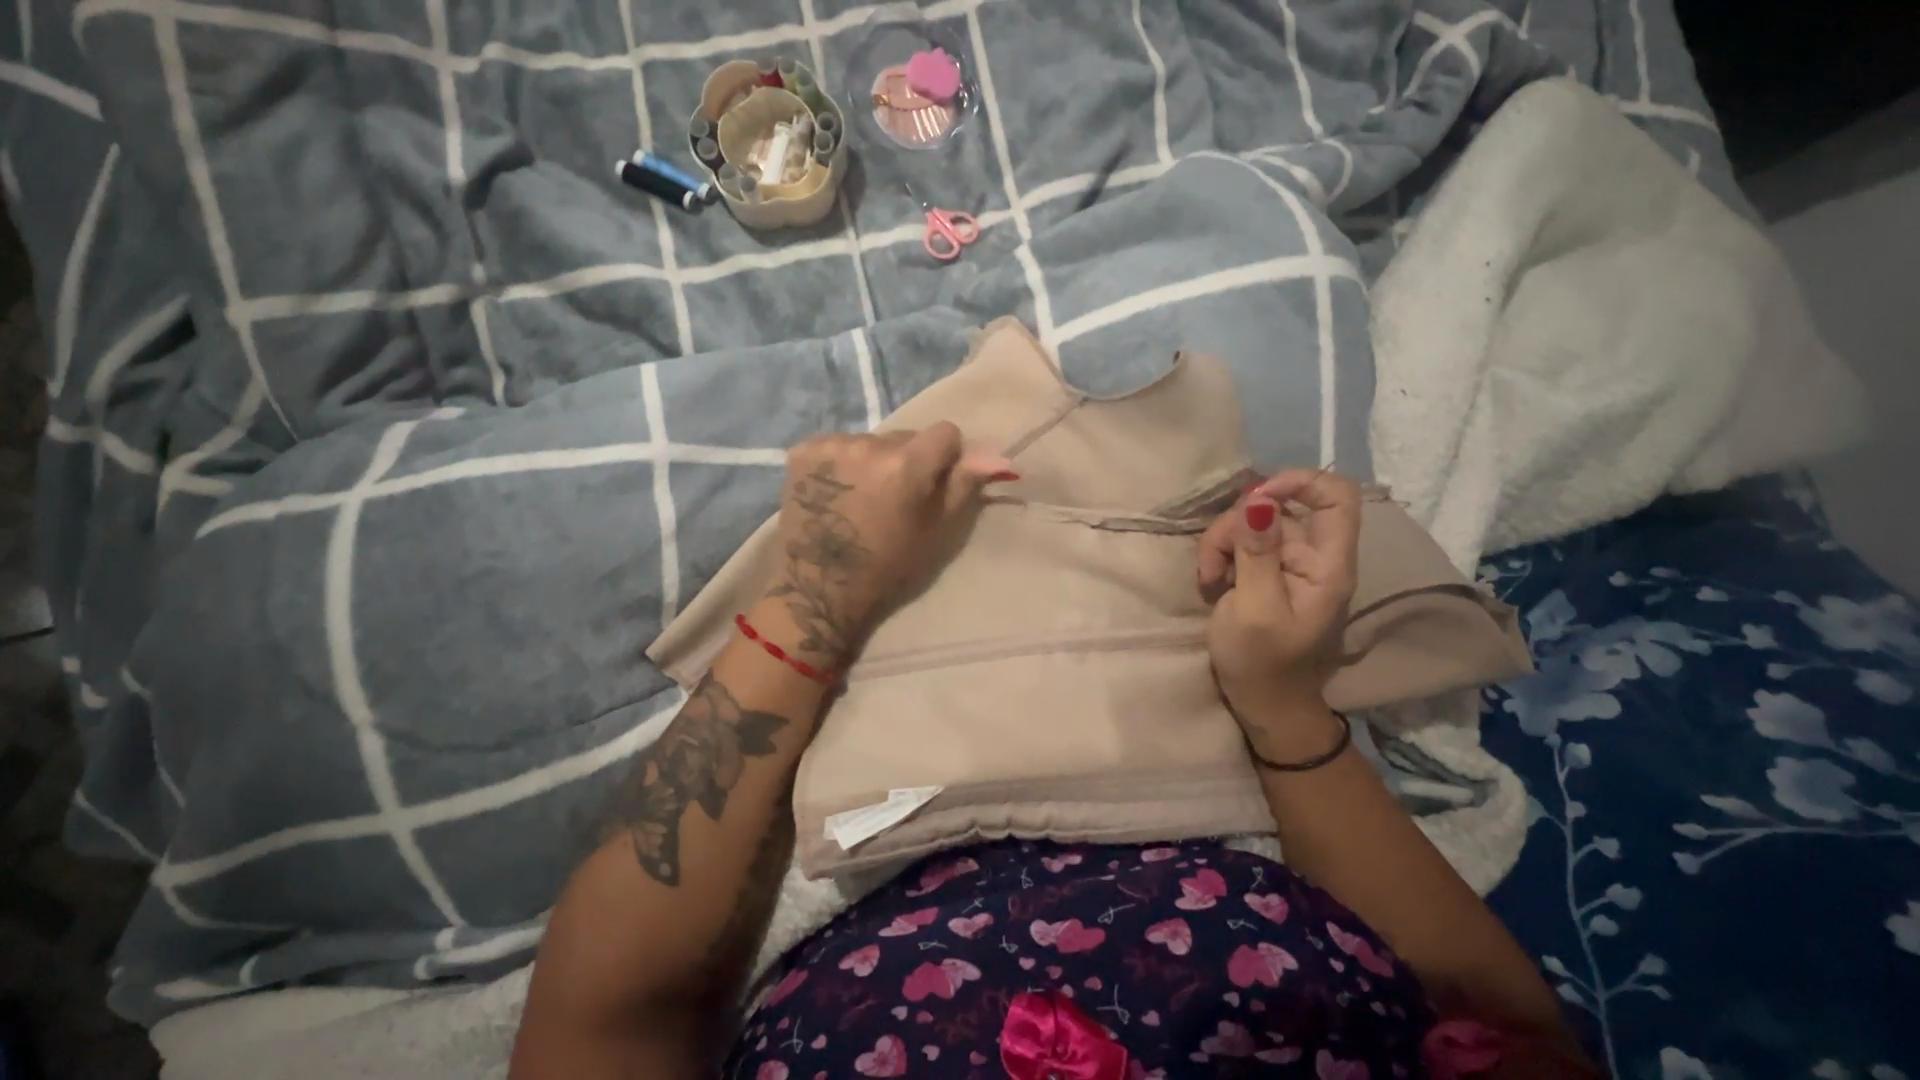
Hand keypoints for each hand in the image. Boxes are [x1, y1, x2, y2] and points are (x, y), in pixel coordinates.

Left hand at [761, 424, 1011, 664]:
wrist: (819, 586)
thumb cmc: (887, 565)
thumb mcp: (936, 531)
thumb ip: (964, 485)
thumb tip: (998, 455)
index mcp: (906, 465)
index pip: (945, 432)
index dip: (945, 457)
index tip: (933, 484)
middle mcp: (868, 445)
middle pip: (904, 437)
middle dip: (907, 459)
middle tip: (895, 498)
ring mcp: (831, 446)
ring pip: (870, 441)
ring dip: (872, 461)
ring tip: (861, 498)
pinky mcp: (802, 451)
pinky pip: (837, 445)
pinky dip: (840, 463)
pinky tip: (835, 492)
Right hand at [1200, 468, 1361, 745]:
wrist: (1262, 706)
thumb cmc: (1262, 664)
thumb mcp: (1254, 608)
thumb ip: (1257, 552)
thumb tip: (1259, 500)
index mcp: (1328, 565)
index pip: (1337, 495)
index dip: (1299, 482)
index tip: (1257, 498)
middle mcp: (1313, 556)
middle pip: (1279, 507)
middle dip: (1238, 524)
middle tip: (1212, 562)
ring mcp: (1288, 564)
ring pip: (1253, 523)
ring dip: (1222, 541)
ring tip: (1207, 578)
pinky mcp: (1264, 573)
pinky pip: (1242, 543)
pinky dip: (1220, 555)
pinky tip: (1210, 581)